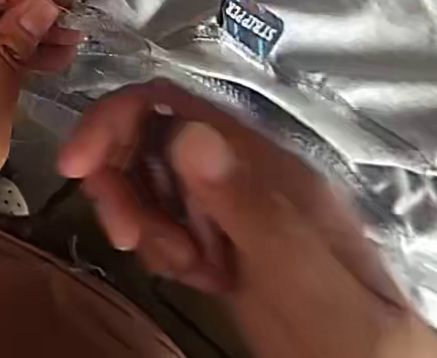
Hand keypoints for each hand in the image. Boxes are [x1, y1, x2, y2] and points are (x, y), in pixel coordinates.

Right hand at [58, 81, 436, 357]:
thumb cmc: (361, 357)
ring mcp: (233, 203)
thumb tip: (189, 132)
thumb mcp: (316, 295)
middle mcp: (244, 170)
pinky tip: (190, 276)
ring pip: (150, 173)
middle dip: (119, 177)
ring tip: (177, 269)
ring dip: (137, 213)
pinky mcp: (224, 235)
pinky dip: (156, 238)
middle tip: (123, 236)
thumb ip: (255, 212)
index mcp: (267, 166)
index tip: (75, 167)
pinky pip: (163, 212)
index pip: (169, 105)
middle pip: (149, 136)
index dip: (113, 120)